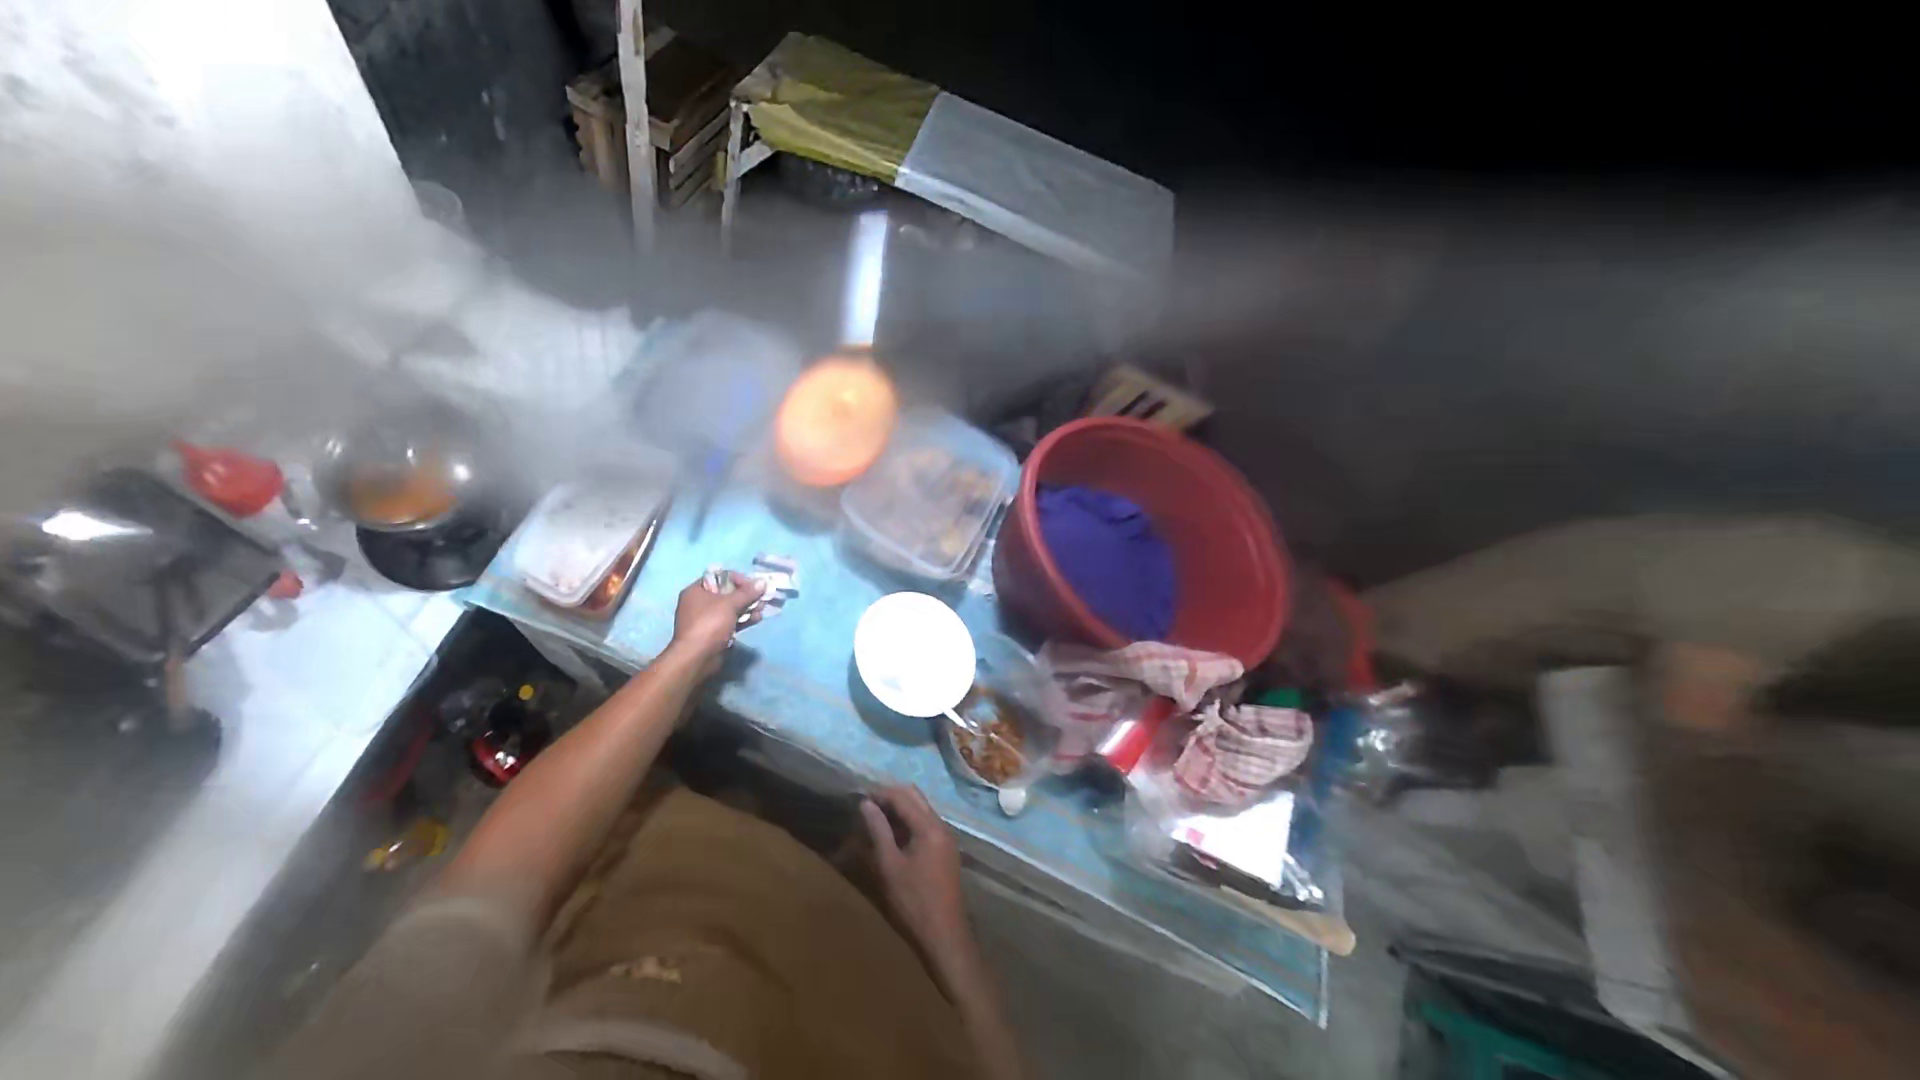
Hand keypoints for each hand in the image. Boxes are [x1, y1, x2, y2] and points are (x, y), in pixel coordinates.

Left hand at [669, 572, 762, 672]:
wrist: (697, 657)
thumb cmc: (709, 624)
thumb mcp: (729, 604)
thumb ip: (747, 592)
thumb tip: (762, 582)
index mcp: (696, 591)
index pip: (718, 577)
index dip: (737, 579)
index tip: (752, 585)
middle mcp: (699, 603)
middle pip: (726, 593)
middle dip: (746, 595)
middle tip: (761, 597)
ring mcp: (706, 619)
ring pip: (731, 608)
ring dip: (747, 607)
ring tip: (762, 608)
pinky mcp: (714, 632)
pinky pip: (731, 621)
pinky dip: (743, 619)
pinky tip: (757, 619)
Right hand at [861, 785, 973, 963]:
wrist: (944, 934)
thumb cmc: (912, 901)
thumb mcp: (889, 865)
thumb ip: (878, 831)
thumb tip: (866, 804)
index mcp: (929, 827)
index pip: (903, 796)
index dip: (880, 793)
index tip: (860, 797)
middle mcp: (942, 825)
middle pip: (915, 797)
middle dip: (891, 796)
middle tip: (867, 805)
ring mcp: (947, 837)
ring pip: (922, 808)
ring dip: (900, 808)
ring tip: (876, 818)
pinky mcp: (946, 849)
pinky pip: (927, 823)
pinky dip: (909, 821)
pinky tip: (893, 834)